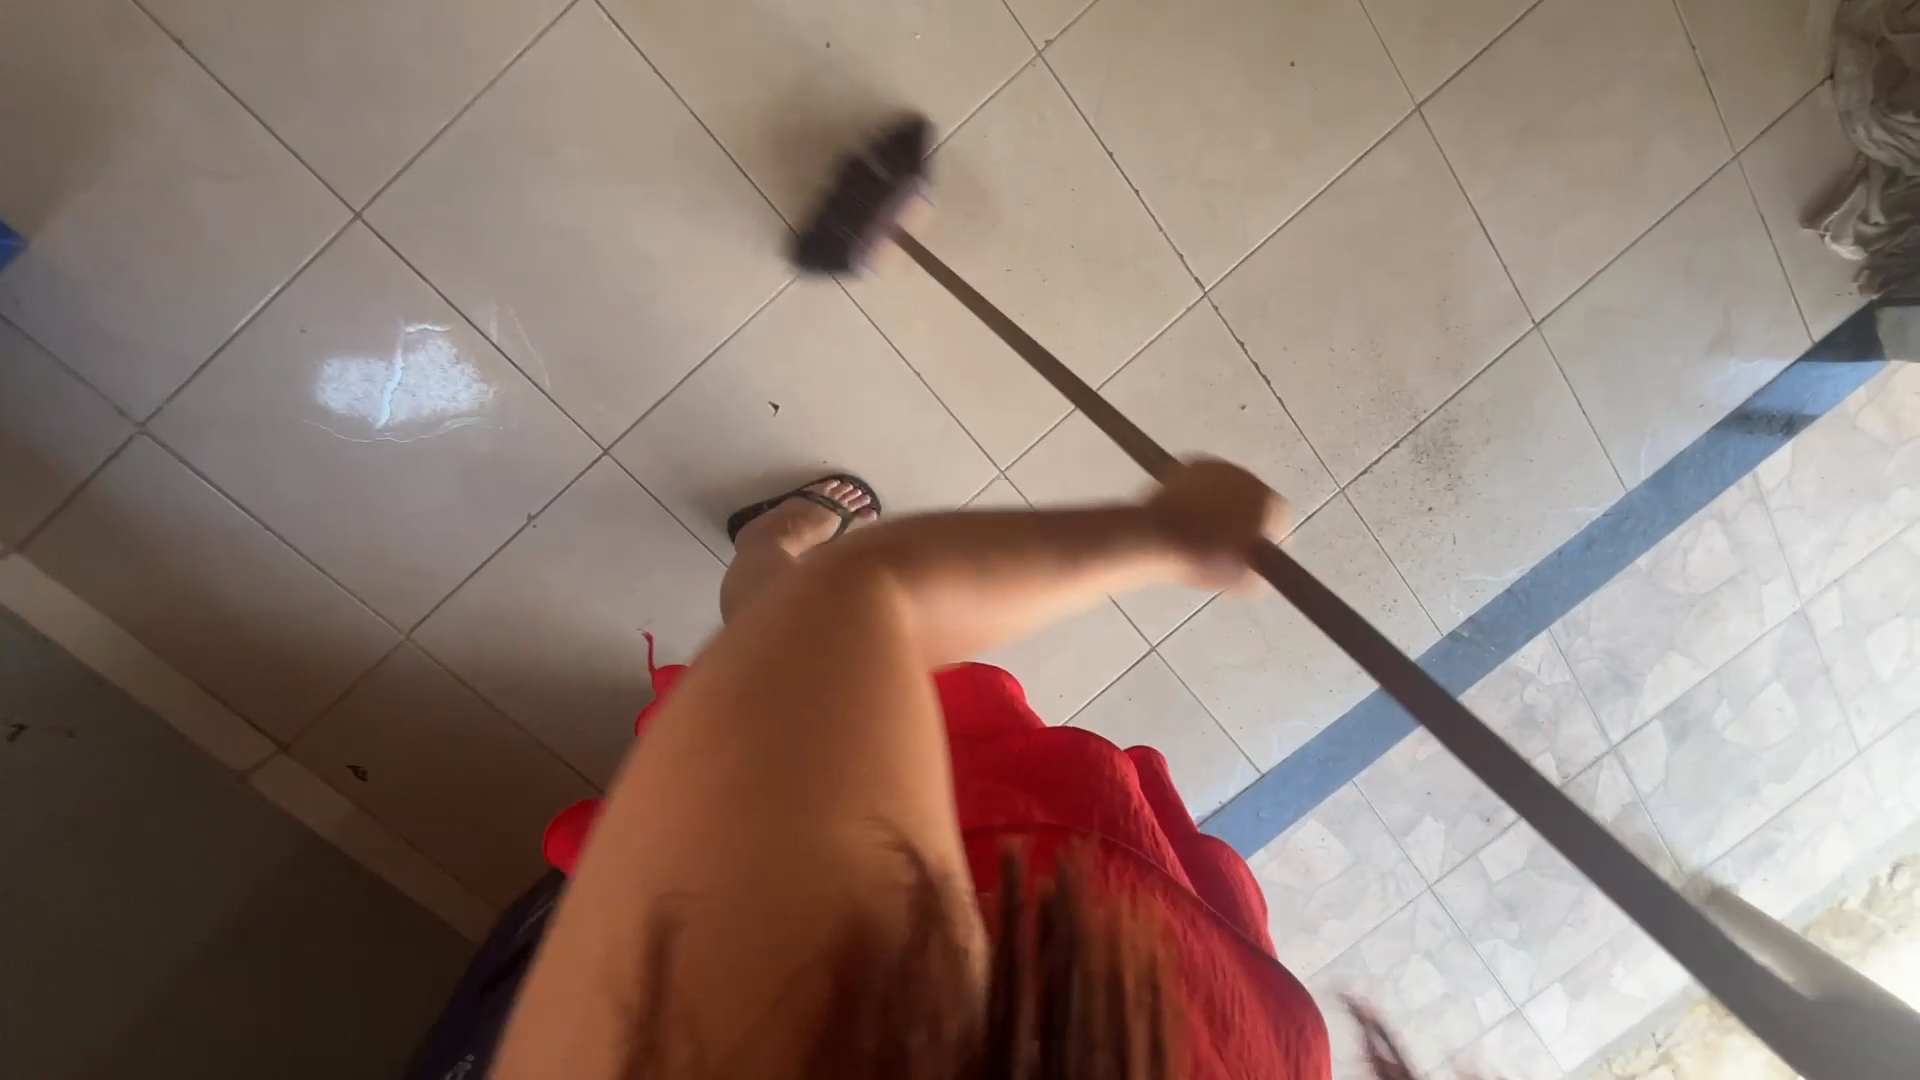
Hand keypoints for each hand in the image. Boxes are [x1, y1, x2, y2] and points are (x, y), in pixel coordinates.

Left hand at [1146, 458, 1286, 590]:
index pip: (1279, 516)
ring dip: (1223, 502)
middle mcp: (1249, 477)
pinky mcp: (1193, 464)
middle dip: (1244, 514)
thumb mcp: (1236, 579)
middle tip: (1226, 536)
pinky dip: (1201, 492)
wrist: (1156, 536)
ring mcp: (1220, 467)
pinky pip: (1205, 480)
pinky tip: (1190, 510)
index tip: (1252, 548)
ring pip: (1229, 486)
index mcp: (1269, 502)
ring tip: (1204, 524)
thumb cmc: (1201, 559)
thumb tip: (1253, 571)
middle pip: (1254, 497)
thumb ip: (1254, 571)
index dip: (1267, 534)